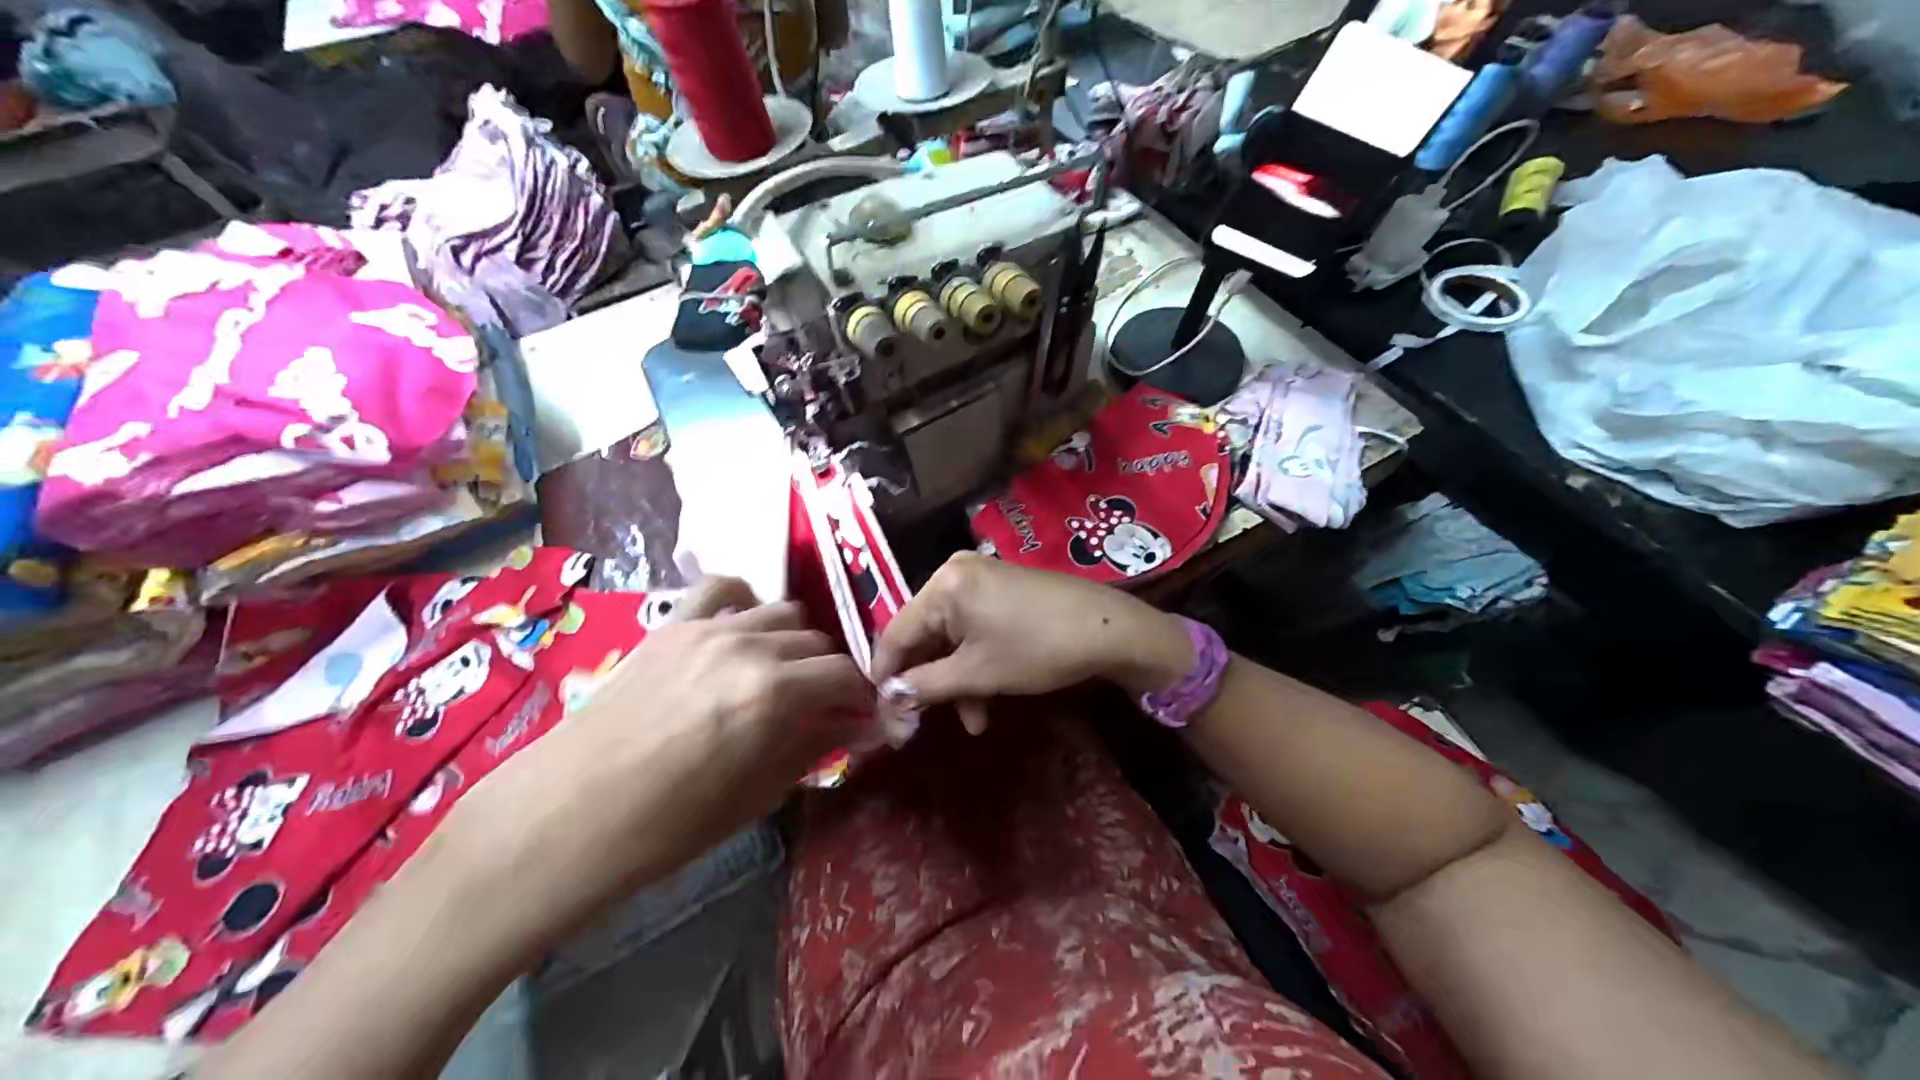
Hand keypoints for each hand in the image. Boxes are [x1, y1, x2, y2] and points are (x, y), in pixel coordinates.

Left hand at [446, 577, 873, 922]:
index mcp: (774, 692)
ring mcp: (708, 628)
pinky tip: (744, 631)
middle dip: (831, 675)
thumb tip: (859, 725)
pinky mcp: (673, 624)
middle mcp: (748, 645)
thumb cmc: (666, 826)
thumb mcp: (756, 794)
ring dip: (796, 643)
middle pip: (819, 643)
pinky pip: (725, 589)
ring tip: (783, 675)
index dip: (862, 698)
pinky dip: (748, 605)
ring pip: (782, 613)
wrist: (565, 816)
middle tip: (822, 707)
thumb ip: (813, 746)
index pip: (845, 676)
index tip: (863, 717)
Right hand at [871, 554, 1193, 732]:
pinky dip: (975, 661)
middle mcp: (955, 574)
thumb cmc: (1038, 649)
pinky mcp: (1003, 590)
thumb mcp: (978, 673)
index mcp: (942, 585)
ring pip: (951, 637)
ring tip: (974, 721)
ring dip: (957, 680)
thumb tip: (889, 696)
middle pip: (924, 634)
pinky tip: (987, 698)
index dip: (886, 673)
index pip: (896, 632)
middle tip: (923, 723)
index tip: (881, 709)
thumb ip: (926, 685)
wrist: (1111, 629)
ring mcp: (982, 579)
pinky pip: (973, 628)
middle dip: (929, 682)